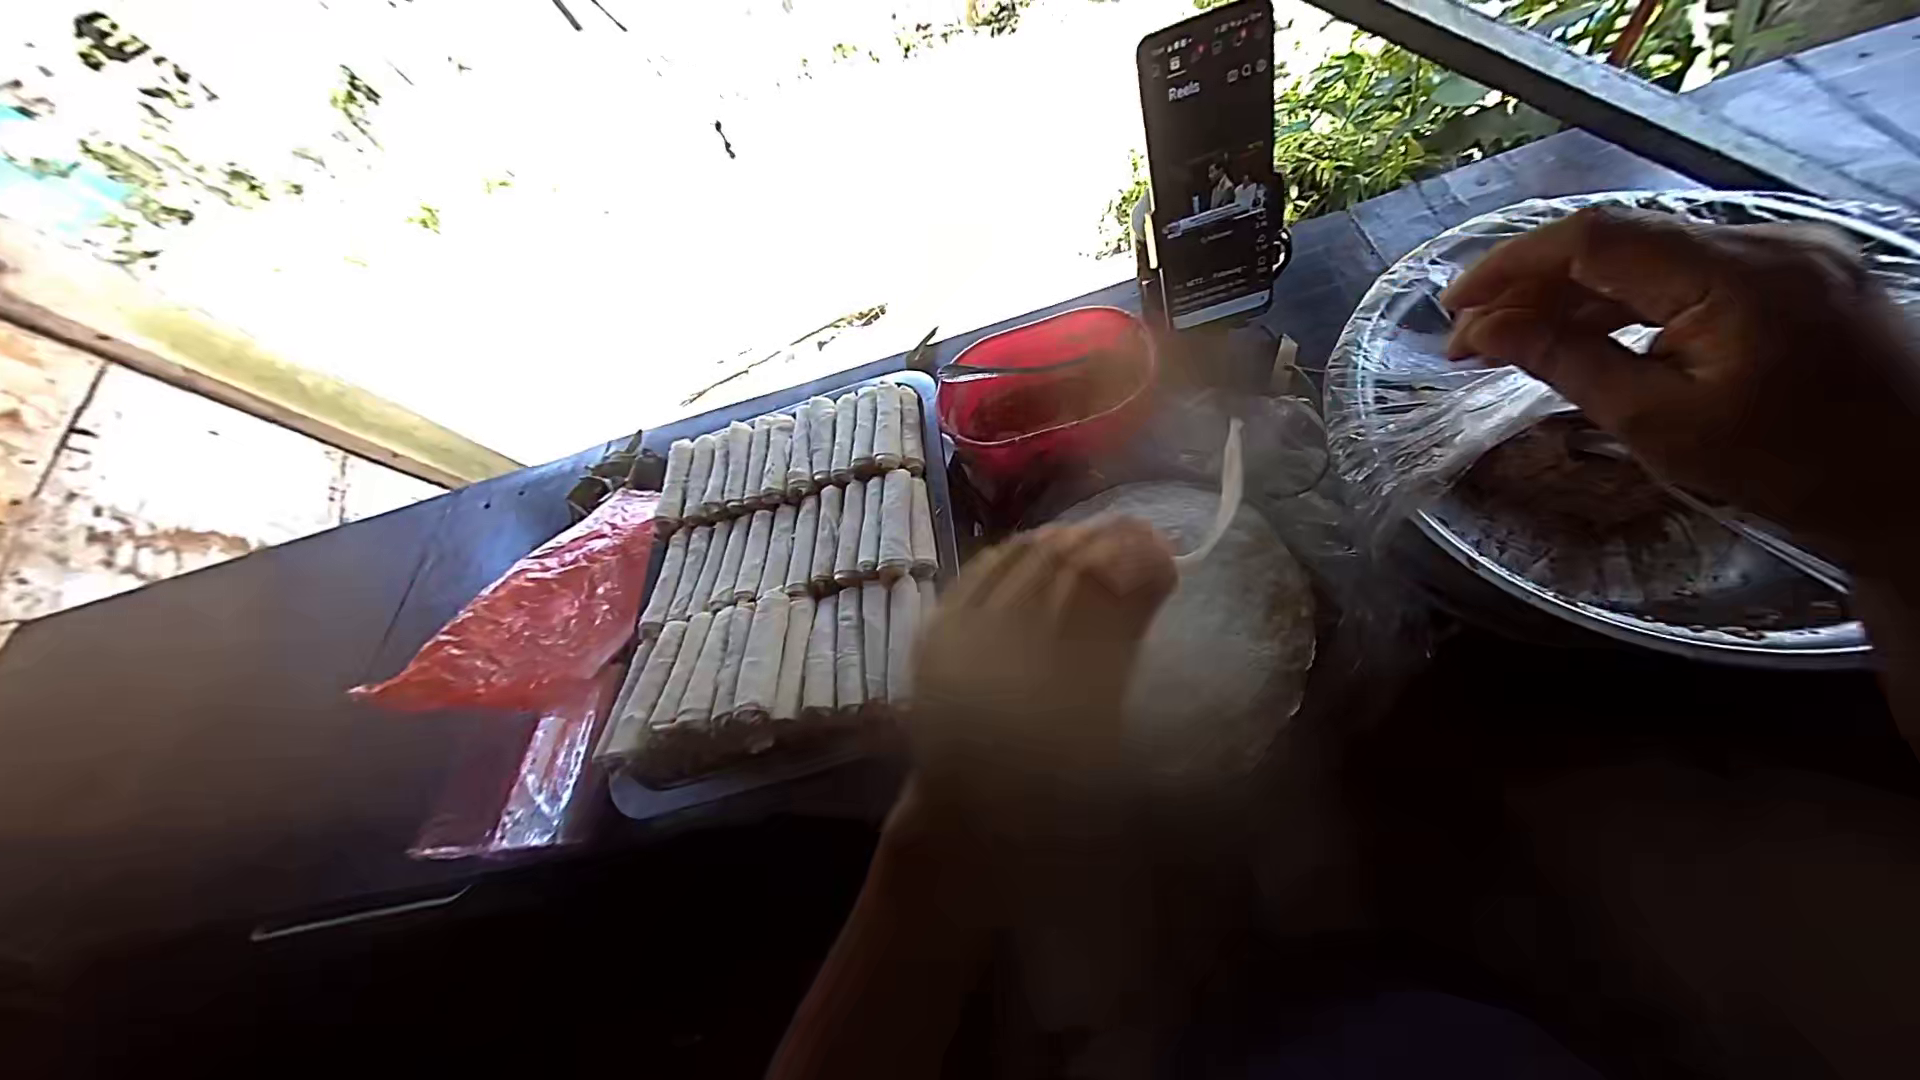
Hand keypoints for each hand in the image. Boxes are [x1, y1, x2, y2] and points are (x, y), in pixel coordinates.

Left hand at [905, 518, 1175, 834]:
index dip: (1132, 554)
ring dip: (1062, 538)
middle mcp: (1000, 652)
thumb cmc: (1050, 779)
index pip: (1100, 587)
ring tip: (1093, 535)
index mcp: (1056, 684)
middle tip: (1133, 528)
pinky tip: (1042, 547)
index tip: (1159, 542)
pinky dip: (1016, 551)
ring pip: (1019, 557)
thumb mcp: (1105, 717)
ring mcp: (958, 635)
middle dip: (1104, 538)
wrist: (967, 806)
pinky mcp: (934, 631)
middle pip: (1058, 564)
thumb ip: (1126, 635)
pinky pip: (981, 569)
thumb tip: (1158, 560)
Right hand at [1441, 206, 1919, 573]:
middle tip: (1464, 344)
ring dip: (1556, 298)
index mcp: (1736, 275)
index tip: (1450, 307)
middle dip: (1522, 288)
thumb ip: (1562, 361)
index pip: (1594, 238)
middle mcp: (1762, 244)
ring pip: (1634, 258)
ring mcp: (1776, 257)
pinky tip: (1563, 338)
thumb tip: (1482, 331)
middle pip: (1611, 242)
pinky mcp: (1777, 279)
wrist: (1916, 483)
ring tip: (1499, 345)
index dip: (1508, 265)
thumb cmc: (1782, 463)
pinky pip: (1667, 277)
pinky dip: (1602, 306)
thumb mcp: (1651, 418)